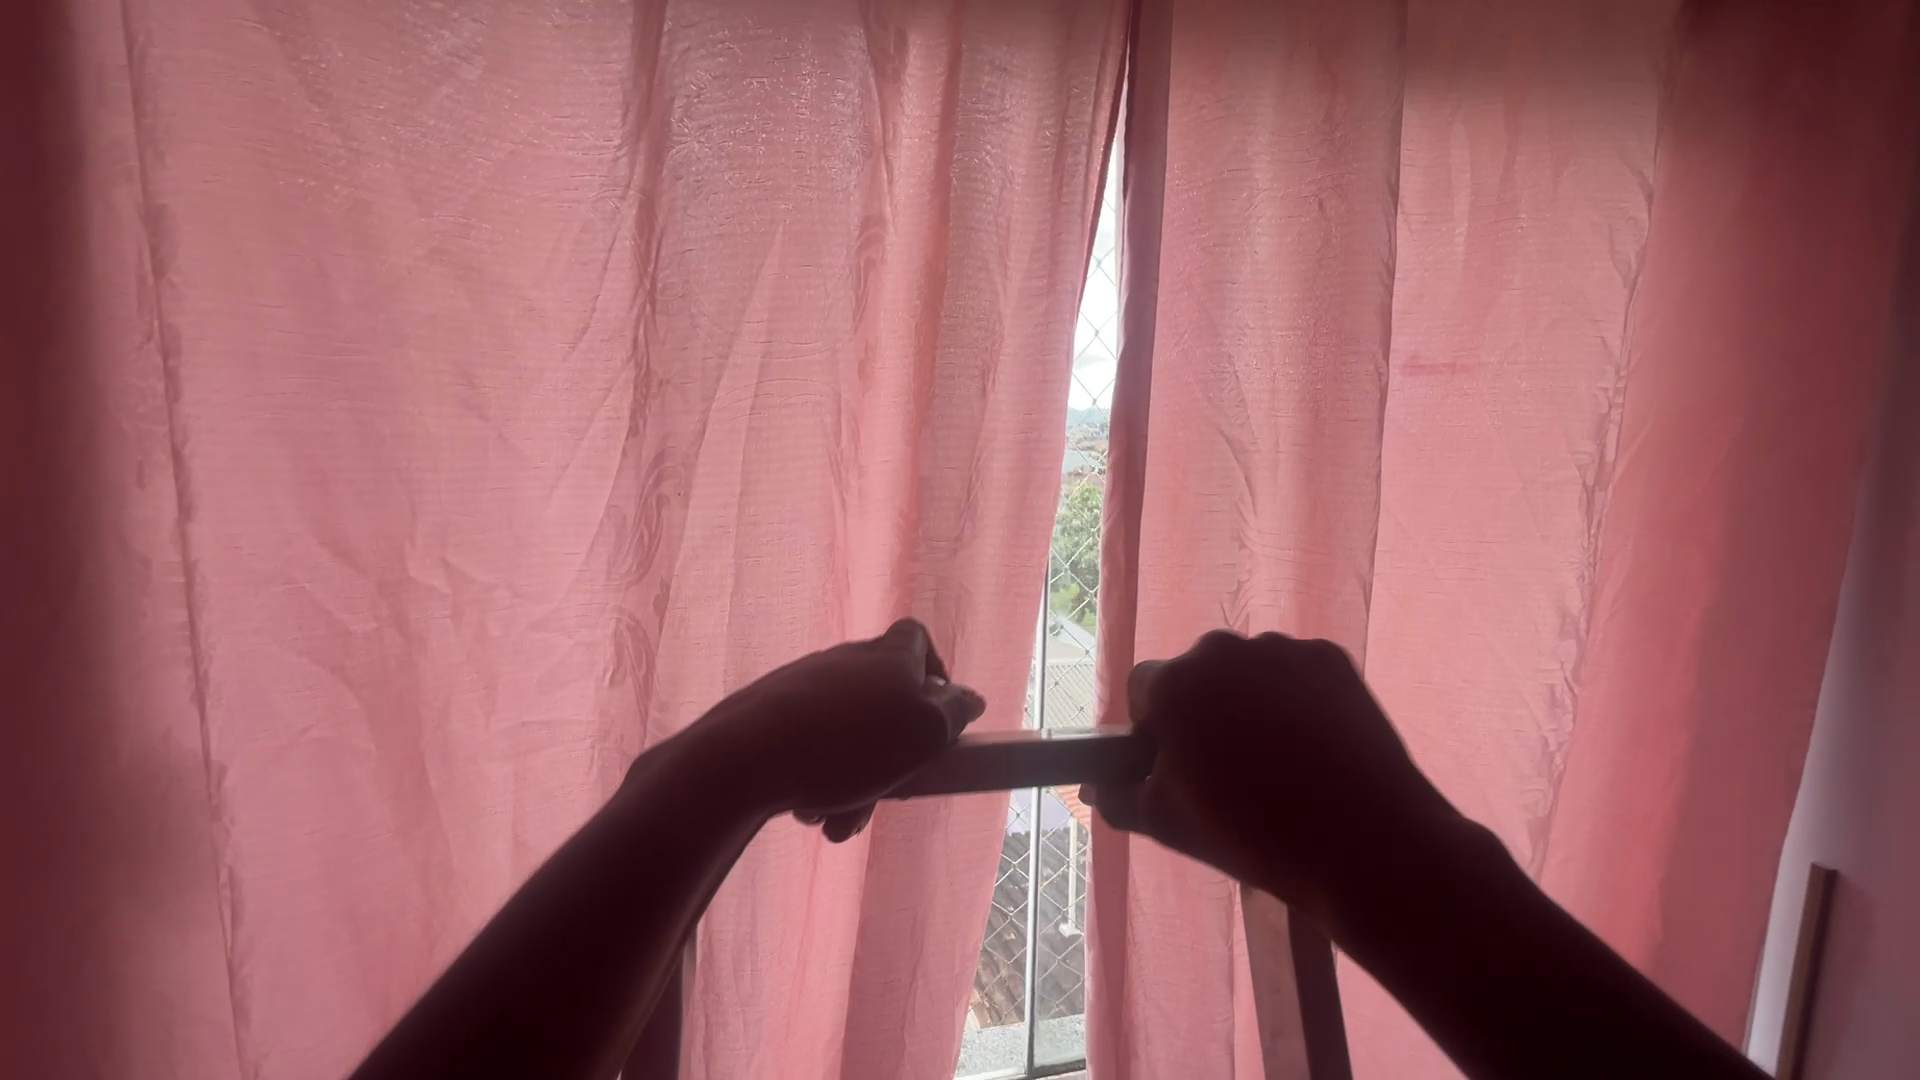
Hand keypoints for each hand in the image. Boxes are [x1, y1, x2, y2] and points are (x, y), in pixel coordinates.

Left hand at [674, 618, 984, 841]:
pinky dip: (816, 774)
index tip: (937, 709)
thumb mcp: (924, 735)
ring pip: (845, 732)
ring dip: (852, 776)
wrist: (746, 757)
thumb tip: (970, 698)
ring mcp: (804, 682)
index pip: (917, 637)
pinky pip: (808, 742)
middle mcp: (847, 660)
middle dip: (890, 752)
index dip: (934, 669)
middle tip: (890, 790)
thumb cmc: (851, 746)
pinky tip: (807, 808)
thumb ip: (954, 715)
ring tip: (838, 817)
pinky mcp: (769, 710)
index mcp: (888, 656)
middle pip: (882, 699)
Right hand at [1086, 630, 1458, 924]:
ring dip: (1249, 700)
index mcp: (1172, 683)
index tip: (1180, 765)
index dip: (1155, 728)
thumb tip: (1092, 787)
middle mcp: (1220, 649)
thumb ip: (1117, 797)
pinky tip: (1315, 744)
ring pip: (1246, 670)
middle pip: (1196, 674)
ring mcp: (1279, 647)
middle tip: (1231, 766)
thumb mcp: (1166, 823)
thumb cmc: (1250, 834)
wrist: (1367, 846)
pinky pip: (1295, 671)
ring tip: (1280, 759)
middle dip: (1203, 709)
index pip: (1143, 689)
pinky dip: (1296, 698)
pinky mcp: (1330, 655)